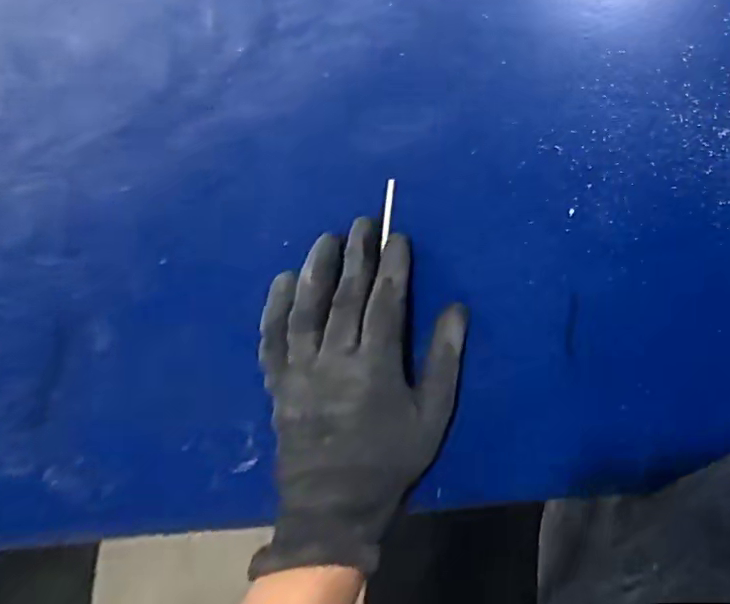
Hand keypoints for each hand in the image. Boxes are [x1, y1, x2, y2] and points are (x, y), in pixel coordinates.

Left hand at [249, 218, 468, 578]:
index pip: (384, 302)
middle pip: (344, 296)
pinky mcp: (278, 384)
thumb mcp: (432, 415)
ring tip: (326, 238)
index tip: (397, 236)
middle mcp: (334, 360)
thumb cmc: (389, 459)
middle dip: (357, 254)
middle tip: (364, 221)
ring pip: (304, 309)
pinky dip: (274, 308)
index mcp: (374, 366)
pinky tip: (281, 280)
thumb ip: (445, 359)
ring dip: (315, 270)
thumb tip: (457, 308)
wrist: (331, 509)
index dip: (392, 265)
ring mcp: (300, 371)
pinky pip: (272, 339)